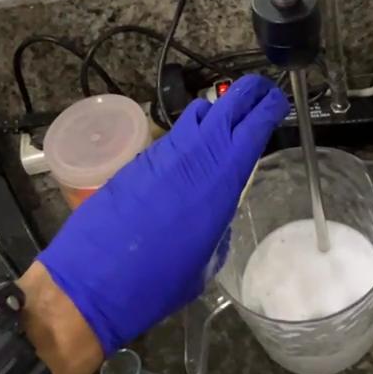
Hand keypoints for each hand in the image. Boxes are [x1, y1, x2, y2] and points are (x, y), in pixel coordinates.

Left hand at [38, 74, 289, 355]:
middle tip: (261, 93)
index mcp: (223, 177)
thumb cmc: (159, 280)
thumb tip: (218, 212)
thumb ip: (221, 224)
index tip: (279, 100)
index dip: (270, 105)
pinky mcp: (140, 159)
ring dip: (216, 112)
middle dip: (249, 92)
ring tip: (223, 125)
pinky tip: (189, 155)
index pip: (254, 123)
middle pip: (229, 102)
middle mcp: (197, 153)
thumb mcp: (208, 258)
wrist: (93, 281)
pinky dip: (189, 134)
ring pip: (199, 111)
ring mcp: (166, 151)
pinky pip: (174, 134)